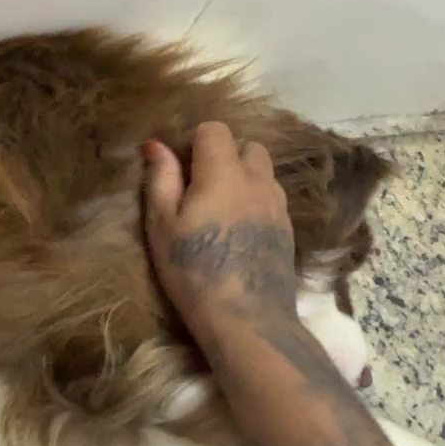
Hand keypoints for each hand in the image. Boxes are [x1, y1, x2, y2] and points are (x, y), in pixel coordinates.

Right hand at [142, 122, 300, 343]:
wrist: (244, 315)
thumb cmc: (190, 267)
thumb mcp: (161, 223)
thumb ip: (161, 179)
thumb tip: (157, 145)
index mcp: (223, 173)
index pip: (215, 130)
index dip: (191, 140)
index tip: (175, 166)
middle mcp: (257, 180)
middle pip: (246, 145)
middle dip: (221, 154)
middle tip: (194, 184)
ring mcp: (278, 204)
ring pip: (262, 170)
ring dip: (239, 175)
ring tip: (215, 206)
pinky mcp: (287, 227)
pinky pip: (270, 196)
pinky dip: (252, 197)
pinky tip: (233, 227)